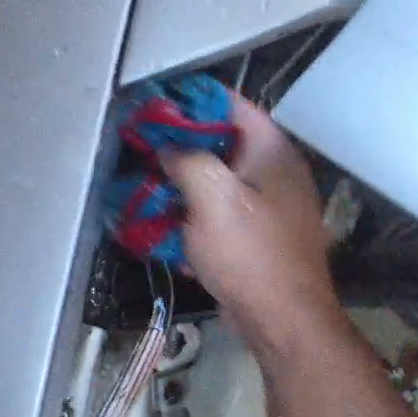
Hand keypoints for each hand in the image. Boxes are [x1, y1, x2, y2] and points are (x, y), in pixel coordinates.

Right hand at [161, 93, 338, 354]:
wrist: (281, 315)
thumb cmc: (250, 254)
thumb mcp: (213, 200)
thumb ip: (188, 162)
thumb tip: (166, 145)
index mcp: (270, 152)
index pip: (231, 106)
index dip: (191, 101)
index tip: (152, 106)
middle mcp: (271, 171)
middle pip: (219, 142)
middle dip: (177, 144)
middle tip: (137, 148)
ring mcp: (263, 203)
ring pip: (213, 177)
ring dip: (177, 180)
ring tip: (140, 185)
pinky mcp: (251, 232)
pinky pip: (213, 209)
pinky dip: (187, 210)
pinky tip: (160, 223)